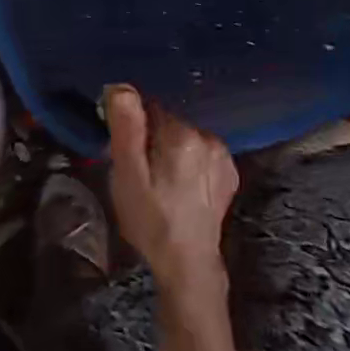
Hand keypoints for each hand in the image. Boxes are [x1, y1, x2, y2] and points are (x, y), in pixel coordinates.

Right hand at [104, 85, 238, 287]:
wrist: (187, 263)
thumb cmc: (149, 219)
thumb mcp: (127, 174)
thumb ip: (126, 128)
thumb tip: (121, 87)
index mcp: (182, 135)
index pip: (148, 107)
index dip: (131, 126)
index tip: (122, 151)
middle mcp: (209, 138)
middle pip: (167, 122)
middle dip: (149, 138)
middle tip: (136, 171)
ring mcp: (223, 156)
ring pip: (183, 137)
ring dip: (168, 150)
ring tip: (157, 182)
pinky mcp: (228, 173)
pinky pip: (199, 153)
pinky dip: (186, 162)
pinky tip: (178, 187)